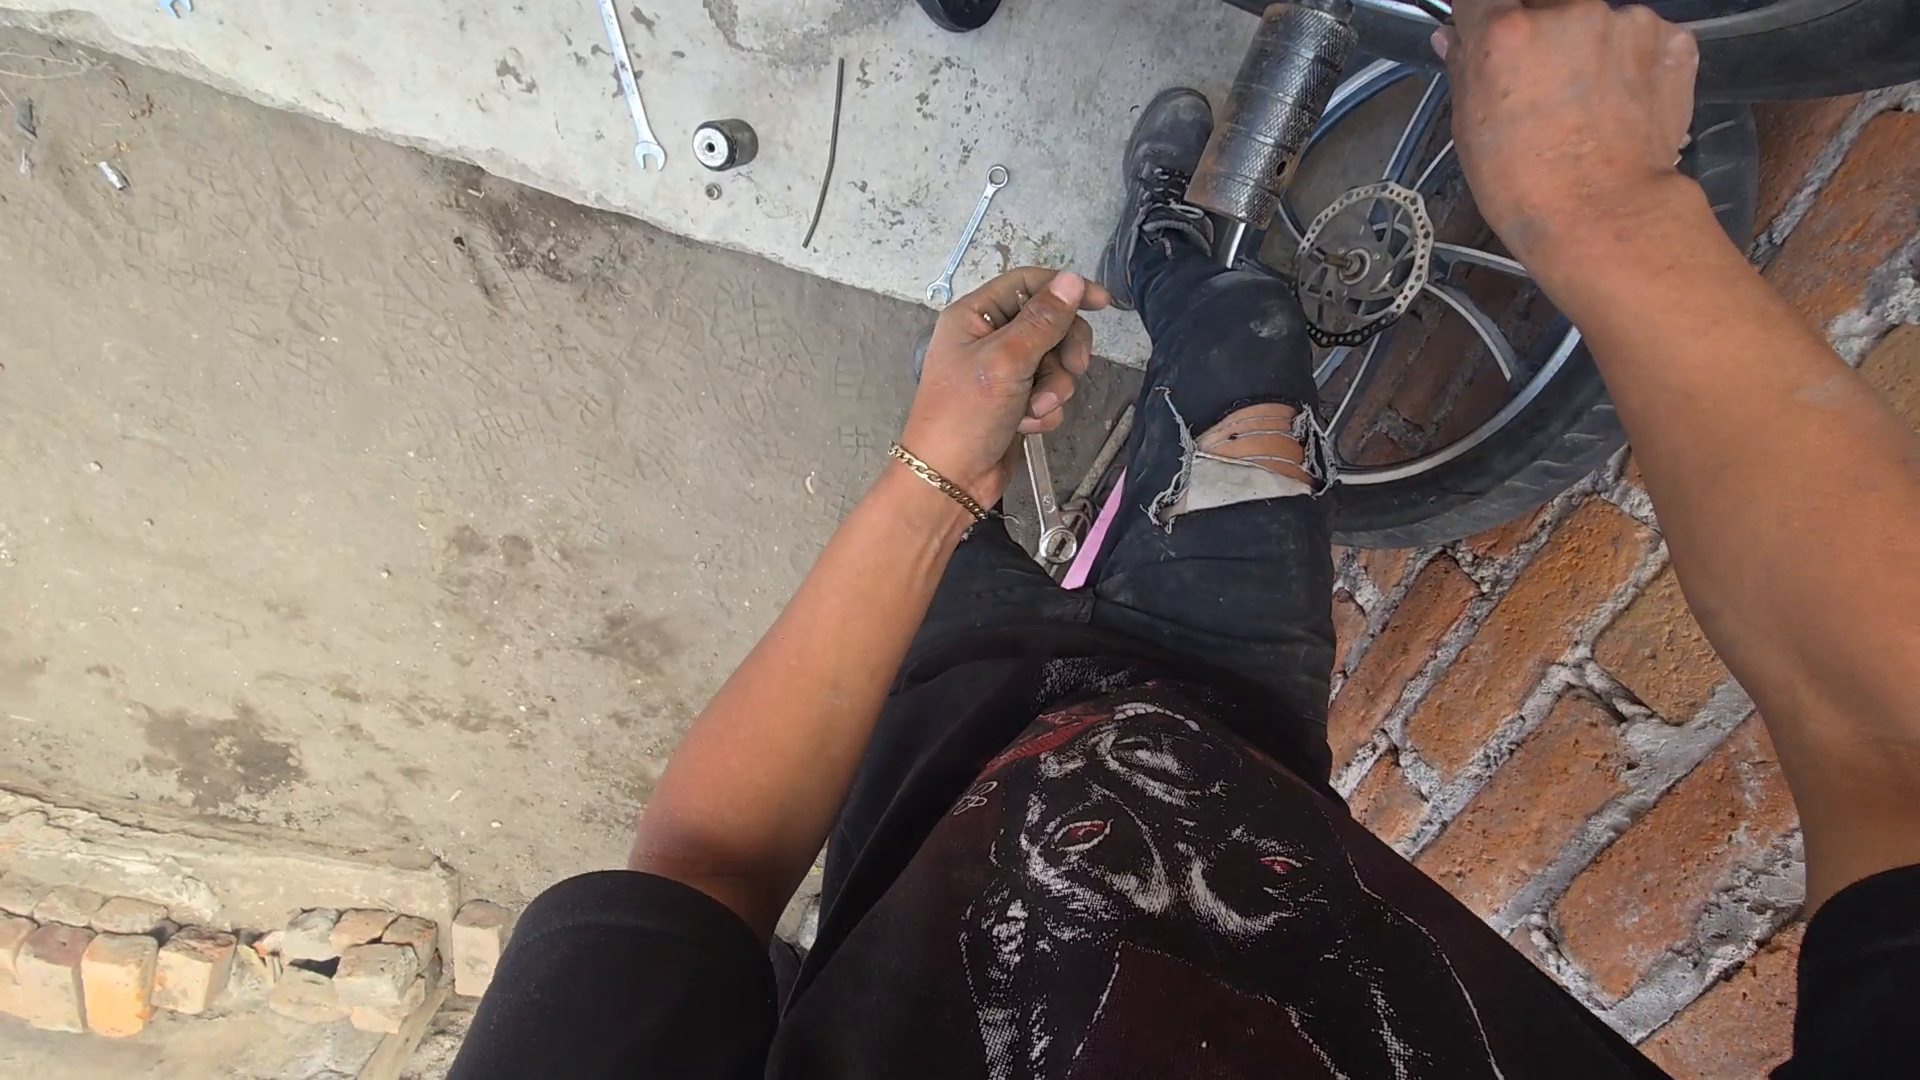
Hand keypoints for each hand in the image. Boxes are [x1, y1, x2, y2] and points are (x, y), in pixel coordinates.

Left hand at [899, 267, 1109, 506]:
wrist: (951, 479)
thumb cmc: (965, 415)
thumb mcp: (1006, 360)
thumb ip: (1043, 320)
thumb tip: (1072, 280)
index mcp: (975, 317)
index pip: (1028, 285)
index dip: (1065, 290)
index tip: (1102, 304)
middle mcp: (989, 339)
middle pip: (1050, 324)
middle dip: (1064, 350)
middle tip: (1073, 367)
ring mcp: (1003, 373)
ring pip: (1054, 363)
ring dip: (1054, 387)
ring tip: (1035, 408)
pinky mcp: (1016, 403)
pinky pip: (1048, 394)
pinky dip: (1044, 410)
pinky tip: (1026, 425)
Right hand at [1434, 0, 1698, 268]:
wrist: (1600, 210)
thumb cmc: (1518, 182)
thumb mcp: (1468, 131)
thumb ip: (1465, 71)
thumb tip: (1456, 38)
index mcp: (1507, 33)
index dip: (1475, 16)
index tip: (1474, 32)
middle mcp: (1569, 9)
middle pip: (1542, 6)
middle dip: (1533, 36)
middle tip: (1529, 87)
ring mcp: (1628, 19)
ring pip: (1591, 23)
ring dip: (1580, 50)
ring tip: (1576, 106)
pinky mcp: (1673, 36)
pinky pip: (1636, 40)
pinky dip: (1622, 64)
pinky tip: (1611, 107)